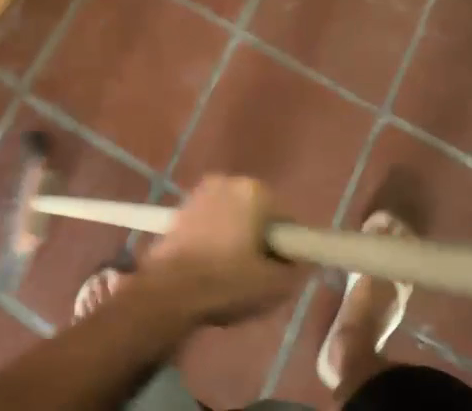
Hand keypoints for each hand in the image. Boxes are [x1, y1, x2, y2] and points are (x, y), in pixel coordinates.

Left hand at [143, 175, 301, 325]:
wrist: (169, 289)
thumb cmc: (227, 282)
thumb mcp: (275, 285)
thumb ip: (297, 268)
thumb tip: (302, 259)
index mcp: (255, 191)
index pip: (287, 220)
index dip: (289, 248)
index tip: (282, 272)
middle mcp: (228, 182)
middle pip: (258, 215)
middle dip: (261, 240)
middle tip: (259, 274)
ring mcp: (201, 193)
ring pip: (233, 218)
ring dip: (237, 238)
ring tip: (233, 274)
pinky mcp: (181, 208)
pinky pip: (212, 223)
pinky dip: (216, 239)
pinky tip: (212, 267)